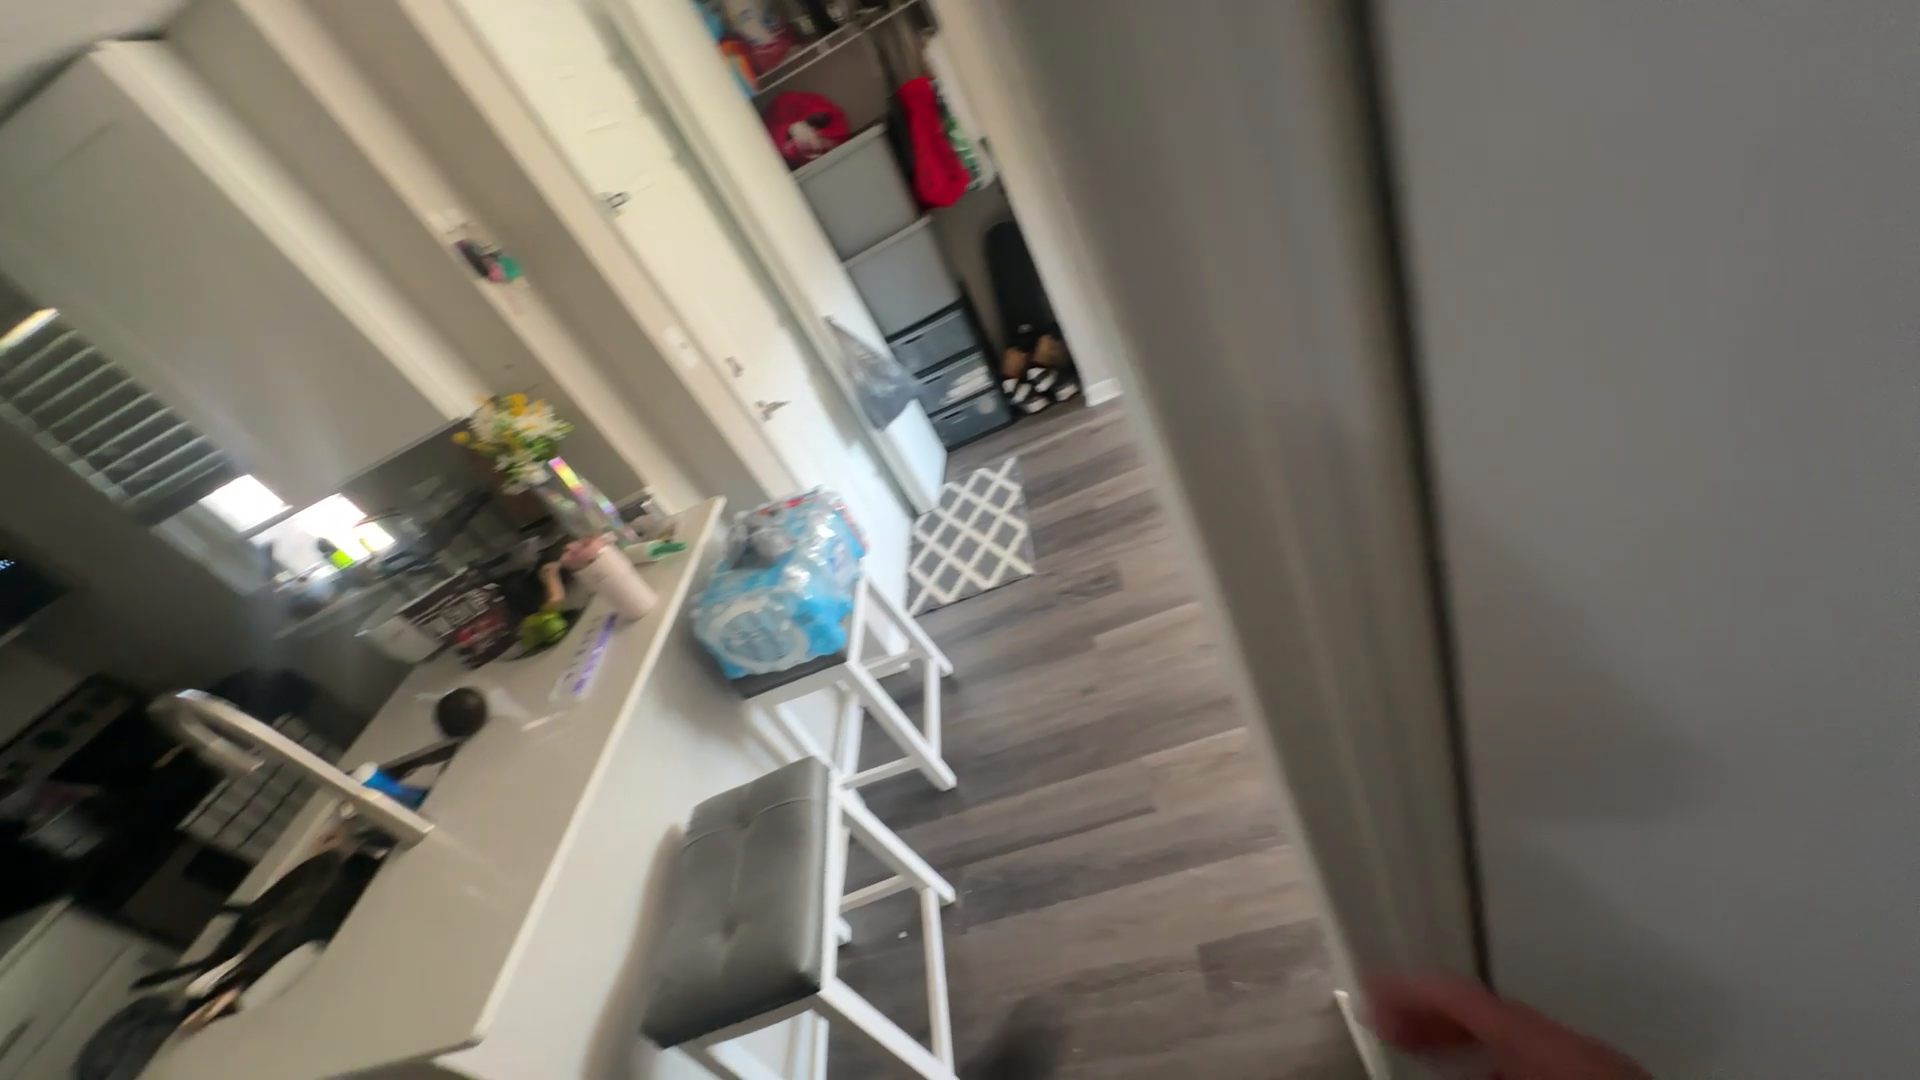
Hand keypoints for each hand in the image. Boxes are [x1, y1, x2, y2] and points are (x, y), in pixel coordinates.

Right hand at [1366, 975, 1649, 1079]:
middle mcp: (1581, 1049)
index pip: (1466, 994)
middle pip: (1487, 1013)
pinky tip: (1466, 1079)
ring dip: (1456, 1045)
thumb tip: (1401, 1045)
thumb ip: (1458, 1071)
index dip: (1408, 986)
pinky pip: (1532, 1066)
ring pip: (1511, 1042)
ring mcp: (1598, 1070)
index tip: (1364, 985)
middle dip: (1428, 1015)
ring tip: (1412, 1051)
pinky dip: (1489, 1068)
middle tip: (1378, 1019)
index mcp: (1559, 1046)